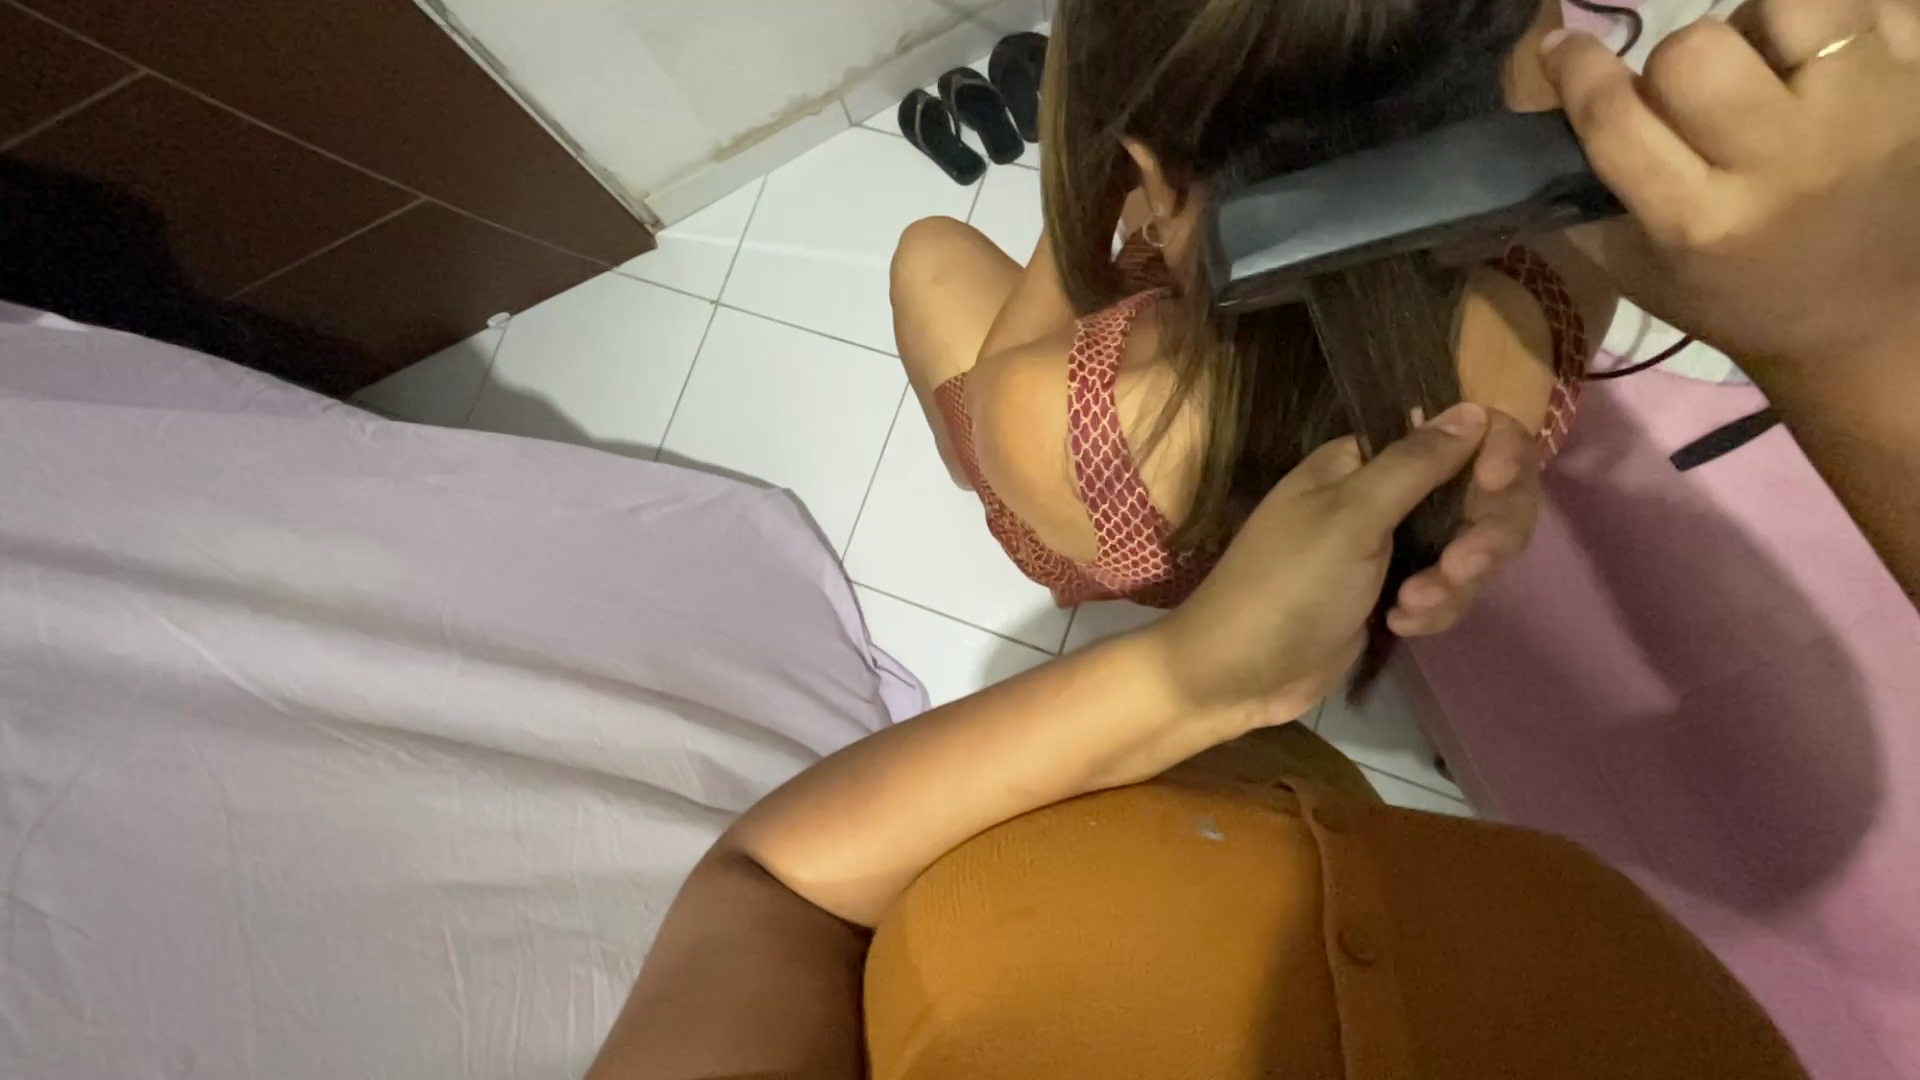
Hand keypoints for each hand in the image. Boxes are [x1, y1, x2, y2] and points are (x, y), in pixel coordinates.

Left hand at [1149, 403, 1491, 721]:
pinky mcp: (1392, 591)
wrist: (1241, 669)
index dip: (1493, 453)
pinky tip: (1399, 625)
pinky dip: (1433, 609)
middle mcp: (1379, 496)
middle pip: (1480, 495)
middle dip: (1480, 536)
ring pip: (1469, 547)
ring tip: (1410, 606)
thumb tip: (1473, 410)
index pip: (1457, 432)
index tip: (1496, 485)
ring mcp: (1388, 546)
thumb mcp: (1349, 518)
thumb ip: (1414, 464)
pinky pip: (1447, 589)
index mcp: (1360, 462)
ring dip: (1452, 581)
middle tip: (1458, 567)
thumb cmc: (1287, 585)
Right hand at [1544, 0, 1919, 368]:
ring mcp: (1871, 108)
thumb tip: (1566, 124)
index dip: (1578, 74)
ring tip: (1761, 63)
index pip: (1617, 121)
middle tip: (1679, 92)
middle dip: (1669, 61)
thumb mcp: (1639, 270)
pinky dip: (1833, 25)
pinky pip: (1873, 4)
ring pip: (1789, 1)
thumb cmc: (1729, 298)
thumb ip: (1601, 201)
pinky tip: (1822, 65)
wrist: (1864, 312)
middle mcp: (1781, 159)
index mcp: (1695, 219)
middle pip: (1695, 50)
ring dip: (1756, 24)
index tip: (1559, 50)